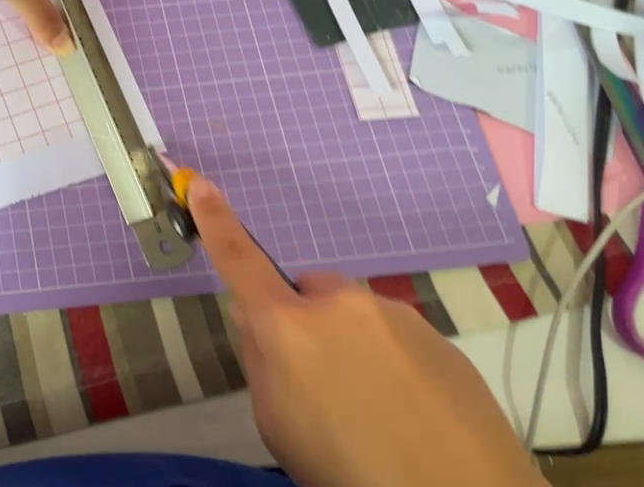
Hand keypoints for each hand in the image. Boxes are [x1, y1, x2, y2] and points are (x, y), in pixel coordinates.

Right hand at [185, 175, 545, 486]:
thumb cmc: (348, 472)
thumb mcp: (277, 425)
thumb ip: (264, 365)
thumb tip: (265, 328)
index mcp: (287, 326)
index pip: (239, 260)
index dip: (215, 221)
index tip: (200, 185)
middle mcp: (341, 305)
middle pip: (307, 295)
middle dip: (304, 322)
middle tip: (319, 384)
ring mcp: (397, 318)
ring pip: (356, 319)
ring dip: (353, 347)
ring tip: (375, 412)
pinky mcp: (443, 342)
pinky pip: (399, 342)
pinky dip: (395, 369)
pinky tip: (412, 418)